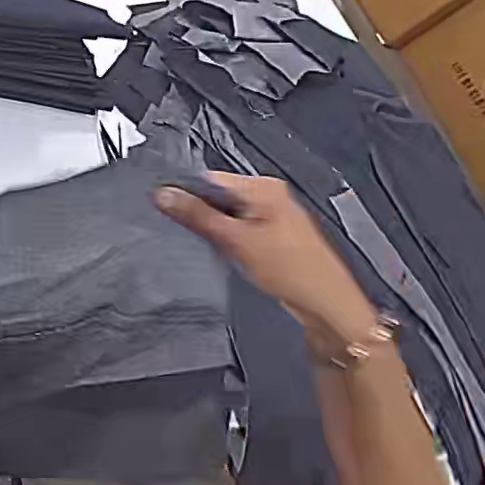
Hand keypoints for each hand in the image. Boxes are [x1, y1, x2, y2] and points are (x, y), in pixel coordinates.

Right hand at [155, 172, 377, 349]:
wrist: (327, 306)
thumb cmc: (287, 268)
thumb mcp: (236, 240)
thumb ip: (197, 214)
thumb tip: (161, 193)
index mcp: (262, 186)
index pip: (209, 178)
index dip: (183, 190)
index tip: (158, 204)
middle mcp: (267, 193)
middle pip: (216, 194)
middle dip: (194, 208)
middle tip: (167, 223)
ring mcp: (269, 214)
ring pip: (224, 211)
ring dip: (206, 224)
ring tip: (185, 236)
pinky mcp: (269, 233)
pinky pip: (235, 225)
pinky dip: (221, 234)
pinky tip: (209, 246)